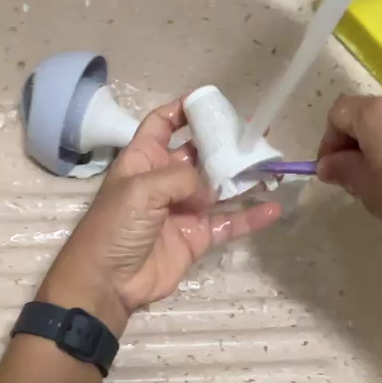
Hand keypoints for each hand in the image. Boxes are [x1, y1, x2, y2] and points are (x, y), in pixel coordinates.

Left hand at [41, 98, 282, 333]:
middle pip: (199, 153)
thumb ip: (181, 177)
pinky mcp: (196, 237)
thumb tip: (211, 187)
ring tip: (272, 164)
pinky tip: (273, 208)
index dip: (183, 110)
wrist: (107, 282)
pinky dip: (250, 217)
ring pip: (220, 187)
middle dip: (225, 142)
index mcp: (143, 160)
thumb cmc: (115, 227)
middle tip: (256, 133)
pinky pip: (228, 222)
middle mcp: (164, 180)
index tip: (212, 100)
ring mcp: (183, 210)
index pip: (162, 124)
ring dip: (244, 177)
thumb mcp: (141, 189)